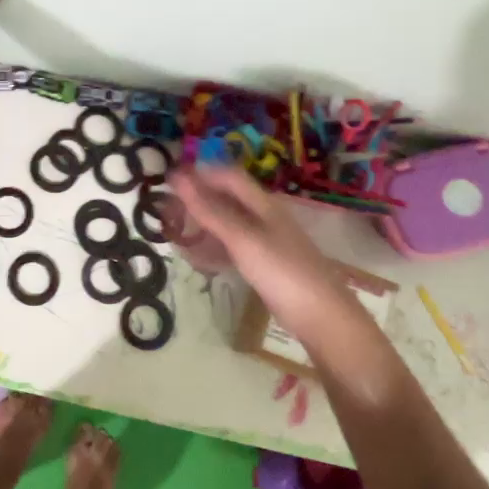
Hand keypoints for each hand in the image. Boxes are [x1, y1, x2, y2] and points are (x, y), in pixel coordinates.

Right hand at [170, 167, 360, 328]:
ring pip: (226, 224)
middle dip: (196, 201)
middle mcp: (264, 217)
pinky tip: (197, 258)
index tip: (168, 182)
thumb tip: (178, 179)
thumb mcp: (242, 239)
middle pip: (226, 199)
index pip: (227, 176)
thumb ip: (210, 211)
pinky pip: (231, 247)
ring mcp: (264, 241)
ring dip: (201, 226)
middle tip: (167, 213)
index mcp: (263, 204)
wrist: (321, 315)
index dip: (199, 174)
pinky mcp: (264, 263)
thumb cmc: (282, 271)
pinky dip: (212, 248)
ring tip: (176, 235)